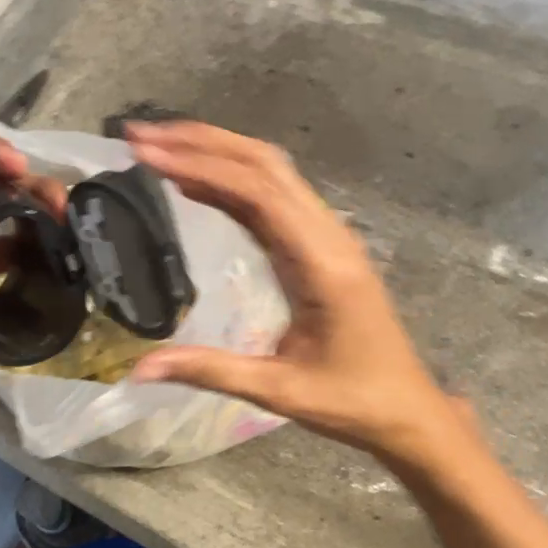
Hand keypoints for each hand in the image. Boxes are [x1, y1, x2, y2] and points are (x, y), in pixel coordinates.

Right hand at [124, 121, 466, 464]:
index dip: (200, 166)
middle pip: (264, 165)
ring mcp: (327, 237)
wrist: (408, 412)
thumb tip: (139, 369)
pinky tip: (194, 182)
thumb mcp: (278, 391)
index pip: (257, 192)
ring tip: (158, 146)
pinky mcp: (319, 247)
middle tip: (140, 136)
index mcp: (322, 263)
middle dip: (201, 142)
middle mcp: (328, 236)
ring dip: (215, 152)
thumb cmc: (351, 401)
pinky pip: (273, 198)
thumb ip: (209, 371)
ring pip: (270, 173)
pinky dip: (230, 180)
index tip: (145, 154)